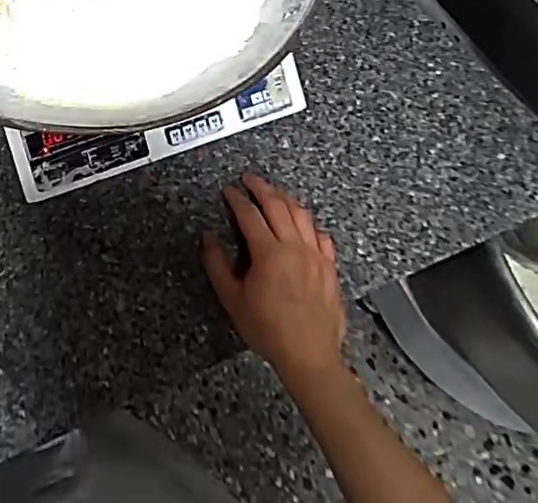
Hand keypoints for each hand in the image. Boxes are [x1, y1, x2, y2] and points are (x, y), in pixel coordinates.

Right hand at [202, 173, 348, 383]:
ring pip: (301, 215)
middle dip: (261, 187)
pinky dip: (309, 223)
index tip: (228, 191)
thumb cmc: (269, 330)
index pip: (249, 214)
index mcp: (269, 253)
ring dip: (285, 198)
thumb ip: (216, 264)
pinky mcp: (330, 268)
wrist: (309, 358)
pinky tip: (302, 223)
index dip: (236, 198)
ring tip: (273, 192)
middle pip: (277, 205)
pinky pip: (321, 235)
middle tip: (249, 179)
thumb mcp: (232, 298)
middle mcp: (295, 249)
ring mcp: (316, 257)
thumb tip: (208, 238)